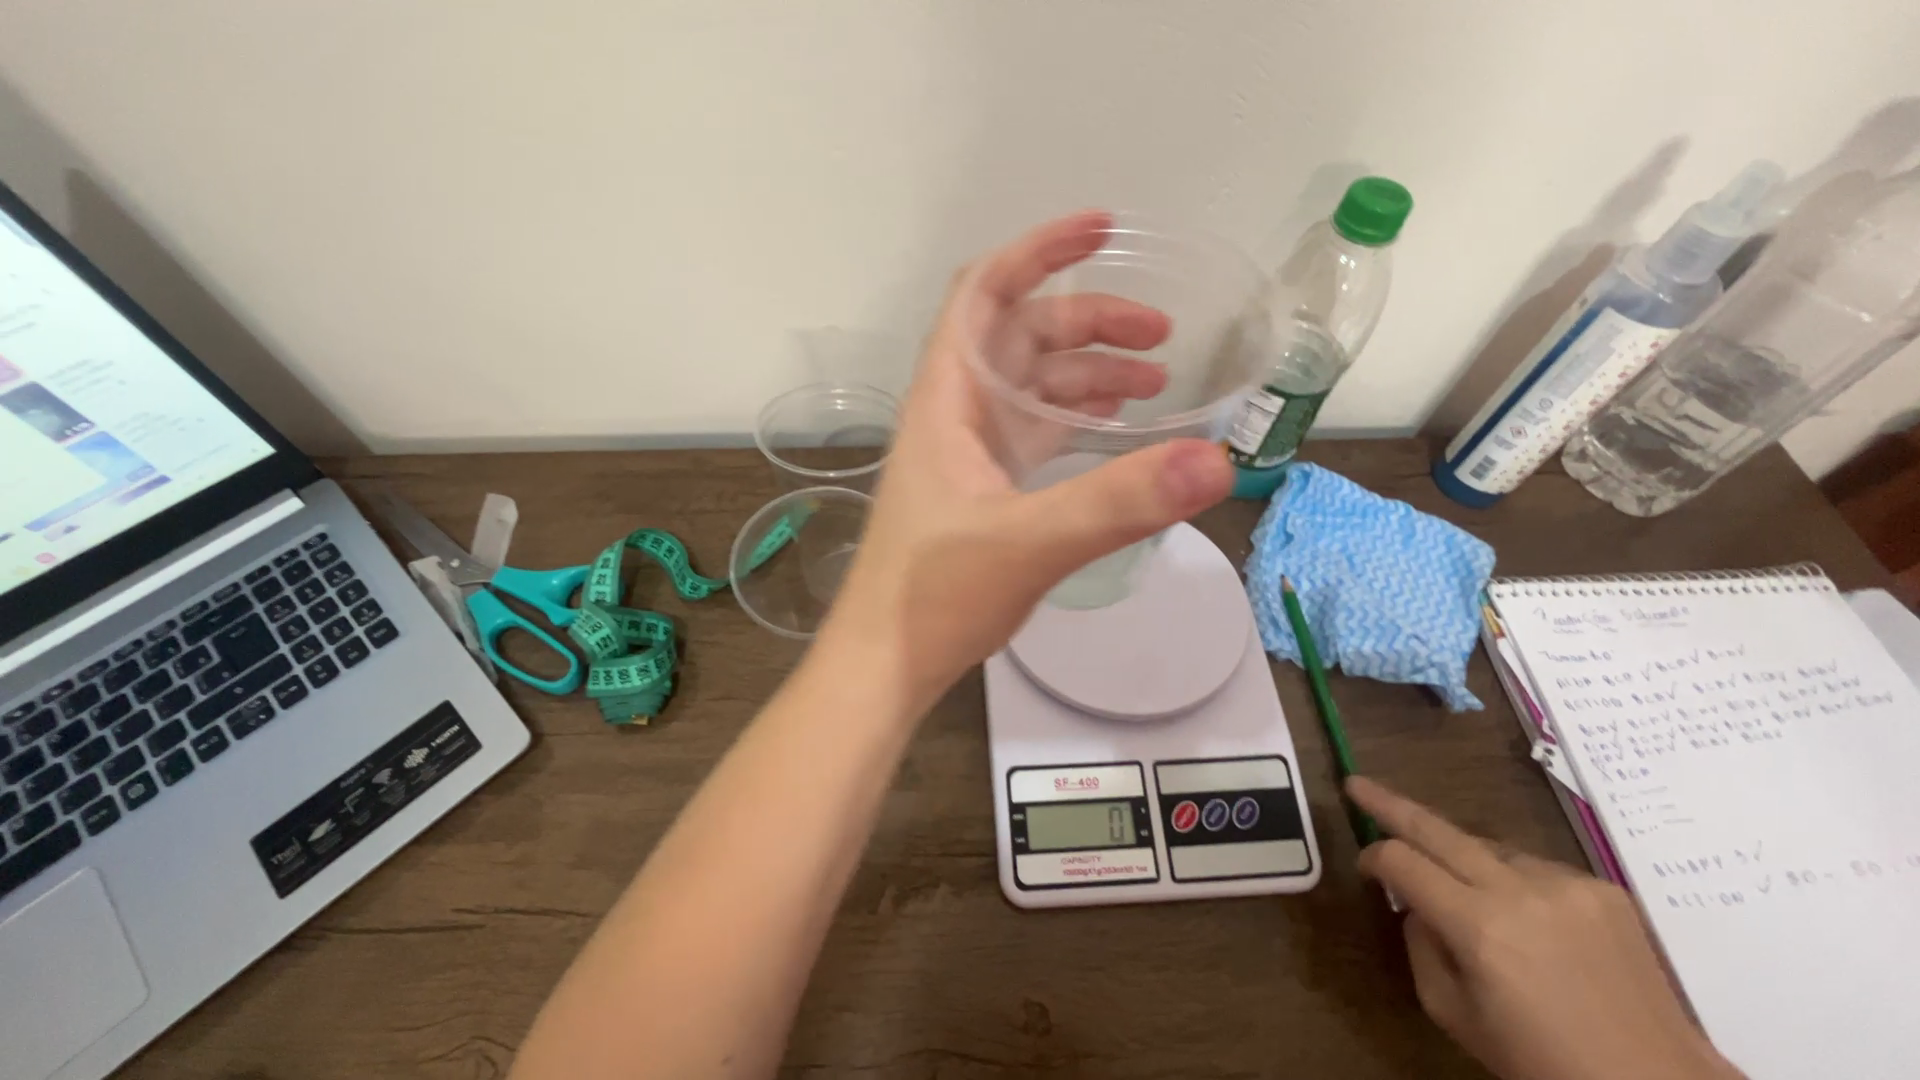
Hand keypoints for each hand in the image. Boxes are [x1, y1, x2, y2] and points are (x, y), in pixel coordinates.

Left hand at [822, 210, 1233, 709]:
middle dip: (1088, 321)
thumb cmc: (934, 595)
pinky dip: (1077, 421)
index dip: (1036, 251)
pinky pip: (1035, 434)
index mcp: (947, 399)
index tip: (1100, 230)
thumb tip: (1216, 460)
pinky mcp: (984, 491)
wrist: (886, 662)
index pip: (983, 293)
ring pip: (1032, 387)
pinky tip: (1117, 431)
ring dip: (1089, 374)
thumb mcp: (1029, 542)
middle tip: (1160, 335)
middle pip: (1020, 336)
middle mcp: (955, 413)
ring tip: (1155, 384)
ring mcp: (968, 453)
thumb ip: (1118, 502)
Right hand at [1348, 777, 1744, 1079]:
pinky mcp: (1603, 889)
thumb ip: (1423, 947)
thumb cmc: (1541, 1063)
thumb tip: (1419, 905)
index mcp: (1479, 927)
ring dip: (1461, 858)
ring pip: (1489, 848)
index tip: (1364, 868)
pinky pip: (1536, 868)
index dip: (1373, 858)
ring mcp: (1567, 884)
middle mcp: (1520, 891)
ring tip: (1461, 890)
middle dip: (1390, 803)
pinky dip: (1514, 882)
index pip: (1402, 862)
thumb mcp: (1455, 1015)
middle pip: (1438, 829)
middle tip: (1358, 784)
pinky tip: (1525, 919)